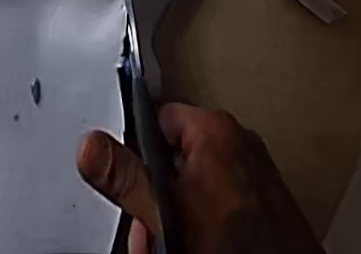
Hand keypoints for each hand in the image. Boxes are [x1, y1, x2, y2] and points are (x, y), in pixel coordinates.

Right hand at [76, 104, 323, 253]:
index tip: (135, 185)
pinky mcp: (270, 201)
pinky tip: (201, 241)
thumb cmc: (237, 250)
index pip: (155, 119)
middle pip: (175, 154)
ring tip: (177, 240)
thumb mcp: (166, 212)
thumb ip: (125, 176)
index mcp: (214, 127)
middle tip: (155, 228)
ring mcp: (257, 171)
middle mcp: (239, 139)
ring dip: (180, 211)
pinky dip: (209, 218)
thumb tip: (90, 146)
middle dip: (158, 192)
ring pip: (197, 182)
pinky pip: (223, 198)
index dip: (138, 155)